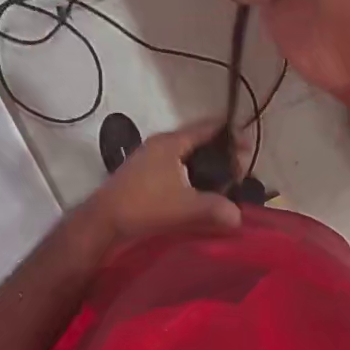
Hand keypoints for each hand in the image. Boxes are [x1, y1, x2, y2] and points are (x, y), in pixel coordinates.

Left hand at [79, 120, 243, 245]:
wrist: (102, 222)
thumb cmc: (145, 205)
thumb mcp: (186, 207)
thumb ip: (216, 208)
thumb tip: (238, 217)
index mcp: (171, 143)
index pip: (207, 128)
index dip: (230, 134)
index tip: (247, 144)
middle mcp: (160, 145)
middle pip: (198, 142)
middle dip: (221, 153)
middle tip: (238, 170)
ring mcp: (149, 160)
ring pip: (186, 157)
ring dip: (206, 166)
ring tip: (224, 182)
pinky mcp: (143, 176)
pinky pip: (176, 169)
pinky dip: (192, 176)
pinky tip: (200, 192)